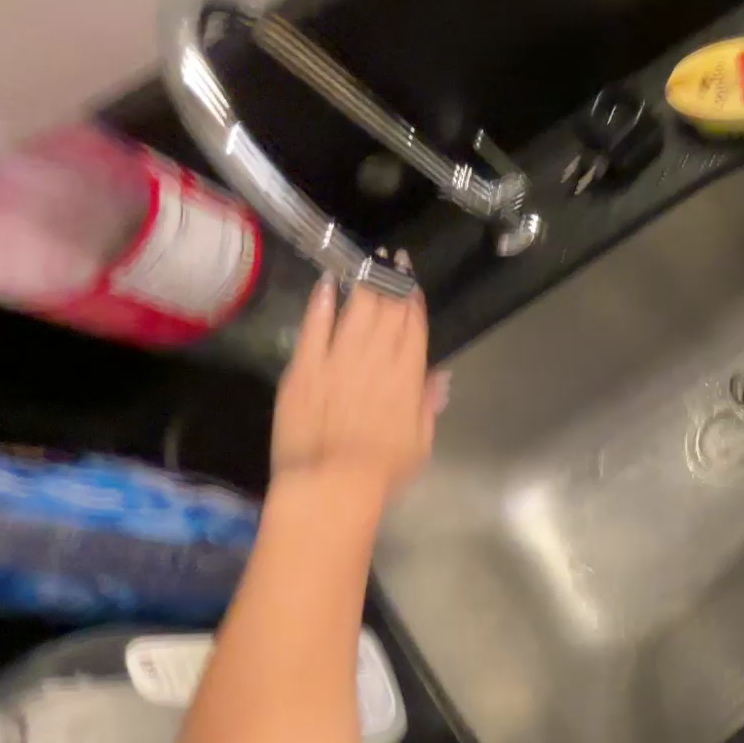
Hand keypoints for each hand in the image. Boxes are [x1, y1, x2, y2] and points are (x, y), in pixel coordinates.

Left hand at [272, 258, 445, 501]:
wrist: (331, 483)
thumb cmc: (385, 467)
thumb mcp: (421, 438)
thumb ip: (427, 403)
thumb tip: (439, 376)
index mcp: (408, 378)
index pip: (413, 330)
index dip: (414, 303)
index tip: (414, 282)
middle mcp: (375, 362)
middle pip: (385, 316)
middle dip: (391, 285)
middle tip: (395, 259)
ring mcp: (337, 362)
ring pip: (354, 315)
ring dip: (363, 287)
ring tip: (368, 263)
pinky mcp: (304, 369)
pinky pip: (313, 330)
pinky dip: (320, 306)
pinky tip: (326, 286)